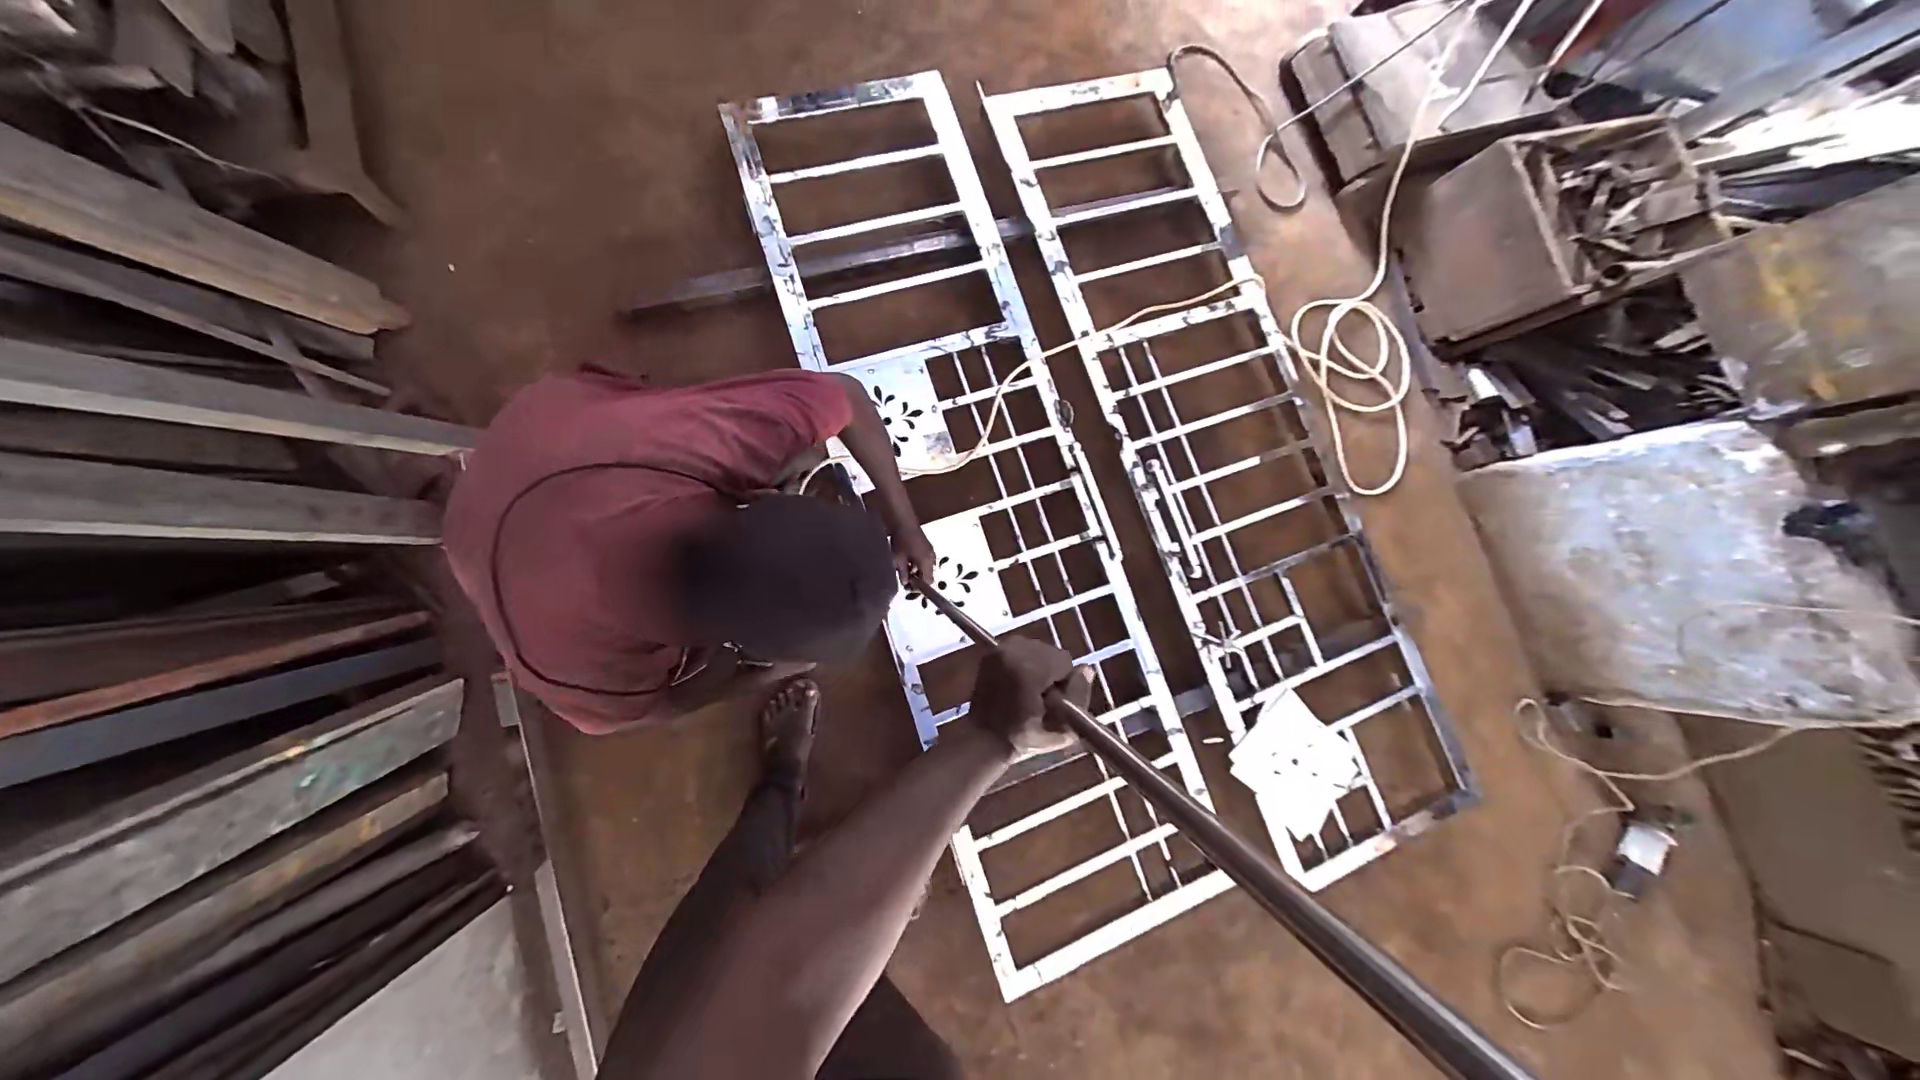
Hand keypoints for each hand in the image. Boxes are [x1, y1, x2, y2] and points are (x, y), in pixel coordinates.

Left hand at [892, 525, 935, 586]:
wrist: (904, 522)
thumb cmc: (901, 542)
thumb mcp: (899, 560)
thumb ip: (903, 573)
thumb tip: (905, 584)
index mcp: (926, 563)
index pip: (928, 581)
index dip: (919, 588)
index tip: (909, 589)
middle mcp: (932, 558)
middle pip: (928, 575)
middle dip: (918, 580)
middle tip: (906, 582)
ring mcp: (930, 552)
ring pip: (926, 568)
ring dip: (917, 572)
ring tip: (905, 572)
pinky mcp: (927, 547)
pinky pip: (925, 561)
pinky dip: (918, 565)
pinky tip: (908, 563)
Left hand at [968, 637, 1089, 759]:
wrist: (984, 738)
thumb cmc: (1024, 738)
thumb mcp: (1061, 729)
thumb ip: (1078, 697)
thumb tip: (1086, 669)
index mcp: (1028, 669)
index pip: (1064, 660)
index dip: (1064, 682)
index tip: (1053, 701)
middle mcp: (1012, 652)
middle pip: (1050, 651)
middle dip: (1051, 671)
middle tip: (1041, 697)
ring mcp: (999, 650)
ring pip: (1037, 648)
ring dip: (1039, 665)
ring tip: (1028, 690)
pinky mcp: (992, 651)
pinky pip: (1021, 648)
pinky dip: (1024, 662)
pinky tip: (1018, 682)